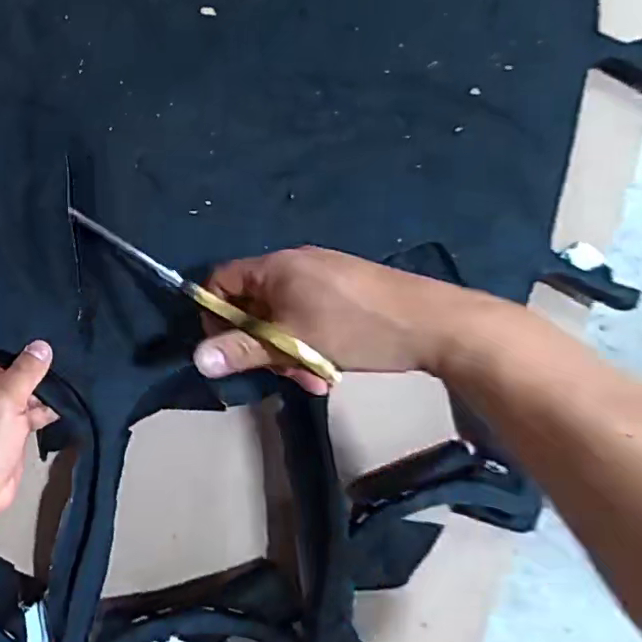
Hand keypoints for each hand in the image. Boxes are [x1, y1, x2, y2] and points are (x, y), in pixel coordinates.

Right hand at [192, 247, 489, 393]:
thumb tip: (196, 359)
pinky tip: (330, 368)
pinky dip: (310, 341)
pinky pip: (309, 313)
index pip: (220, 281)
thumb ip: (241, 350)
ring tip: (311, 378)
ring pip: (283, 313)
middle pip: (252, 302)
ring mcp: (325, 274)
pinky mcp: (350, 289)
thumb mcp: (292, 344)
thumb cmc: (357, 329)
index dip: (214, 313)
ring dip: (287, 349)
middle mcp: (296, 263)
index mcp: (275, 266)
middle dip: (258, 342)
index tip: (226, 346)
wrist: (444, 326)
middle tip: (277, 372)